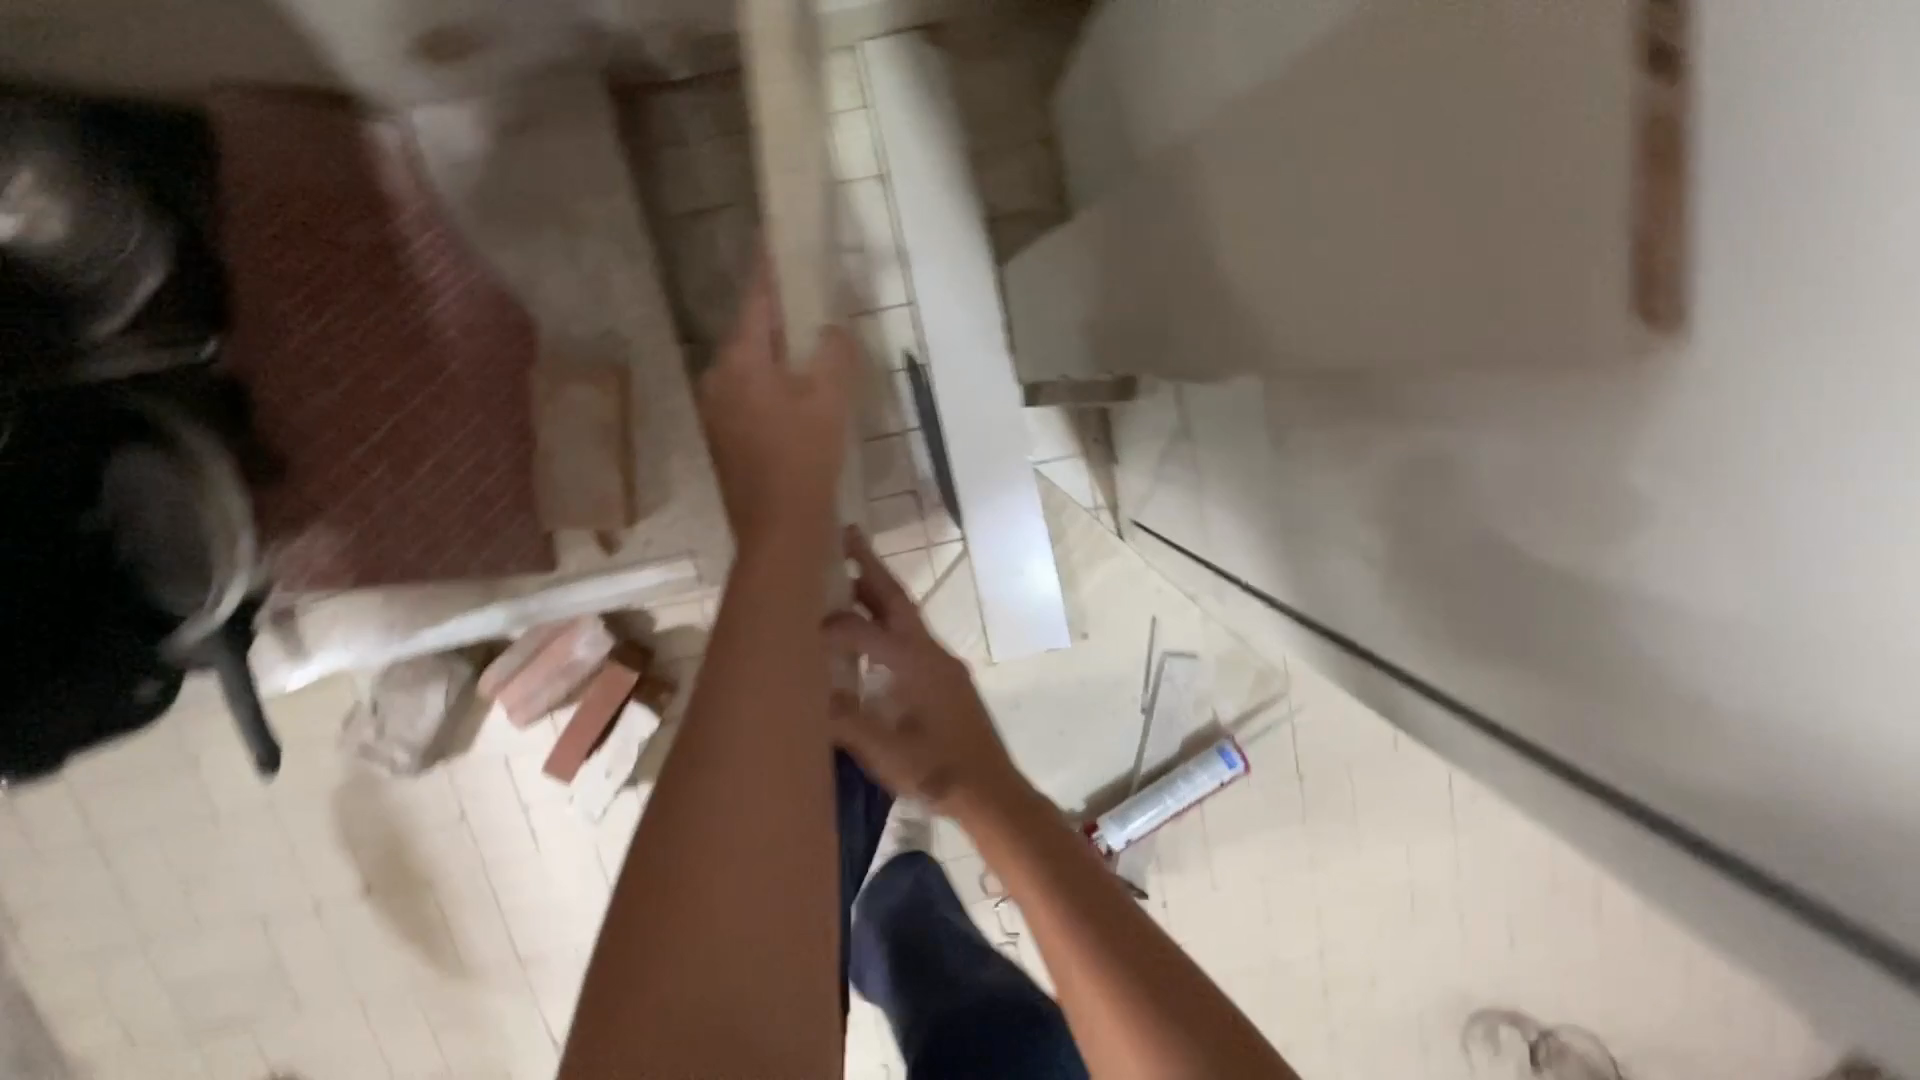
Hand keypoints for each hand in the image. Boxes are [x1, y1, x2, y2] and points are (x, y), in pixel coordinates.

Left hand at [699, 257, 857, 554]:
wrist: (779, 535)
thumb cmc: (804, 462)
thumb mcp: (830, 401)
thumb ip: (833, 353)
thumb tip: (830, 331)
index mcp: (738, 362)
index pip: (756, 299)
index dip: (771, 266)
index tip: (778, 236)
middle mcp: (717, 380)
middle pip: (752, 335)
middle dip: (782, 319)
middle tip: (815, 304)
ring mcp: (717, 414)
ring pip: (753, 369)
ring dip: (781, 358)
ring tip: (816, 355)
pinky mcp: (726, 441)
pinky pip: (753, 397)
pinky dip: (776, 388)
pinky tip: (803, 402)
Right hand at [825, 527, 1033, 819]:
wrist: (991, 791)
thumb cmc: (938, 771)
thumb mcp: (885, 752)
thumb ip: (845, 721)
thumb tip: (806, 694)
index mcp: (915, 662)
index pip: (866, 629)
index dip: (832, 624)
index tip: (800, 625)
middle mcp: (931, 653)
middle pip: (895, 599)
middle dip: (869, 566)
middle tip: (843, 534)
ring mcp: (942, 665)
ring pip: (906, 616)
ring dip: (879, 592)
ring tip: (849, 576)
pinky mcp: (946, 680)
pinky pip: (912, 636)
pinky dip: (888, 622)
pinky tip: (872, 639)